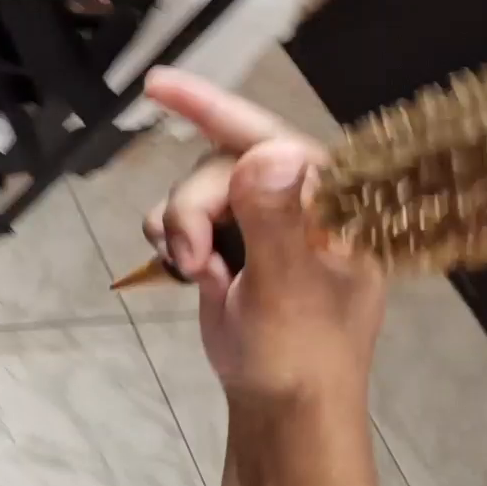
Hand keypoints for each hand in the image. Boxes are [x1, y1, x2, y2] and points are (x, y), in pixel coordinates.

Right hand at [140, 68, 385, 404]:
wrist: (278, 399)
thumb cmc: (299, 352)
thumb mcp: (287, 289)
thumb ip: (277, 221)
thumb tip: (268, 153)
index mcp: (330, 204)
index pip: (269, 138)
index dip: (212, 107)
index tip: (156, 85)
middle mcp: (295, 202)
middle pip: (214, 169)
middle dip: (189, 211)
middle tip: (194, 261)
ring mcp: (259, 221)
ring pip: (189, 191)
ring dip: (176, 229)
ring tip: (195, 273)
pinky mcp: (228, 240)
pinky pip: (175, 215)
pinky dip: (168, 238)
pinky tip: (183, 269)